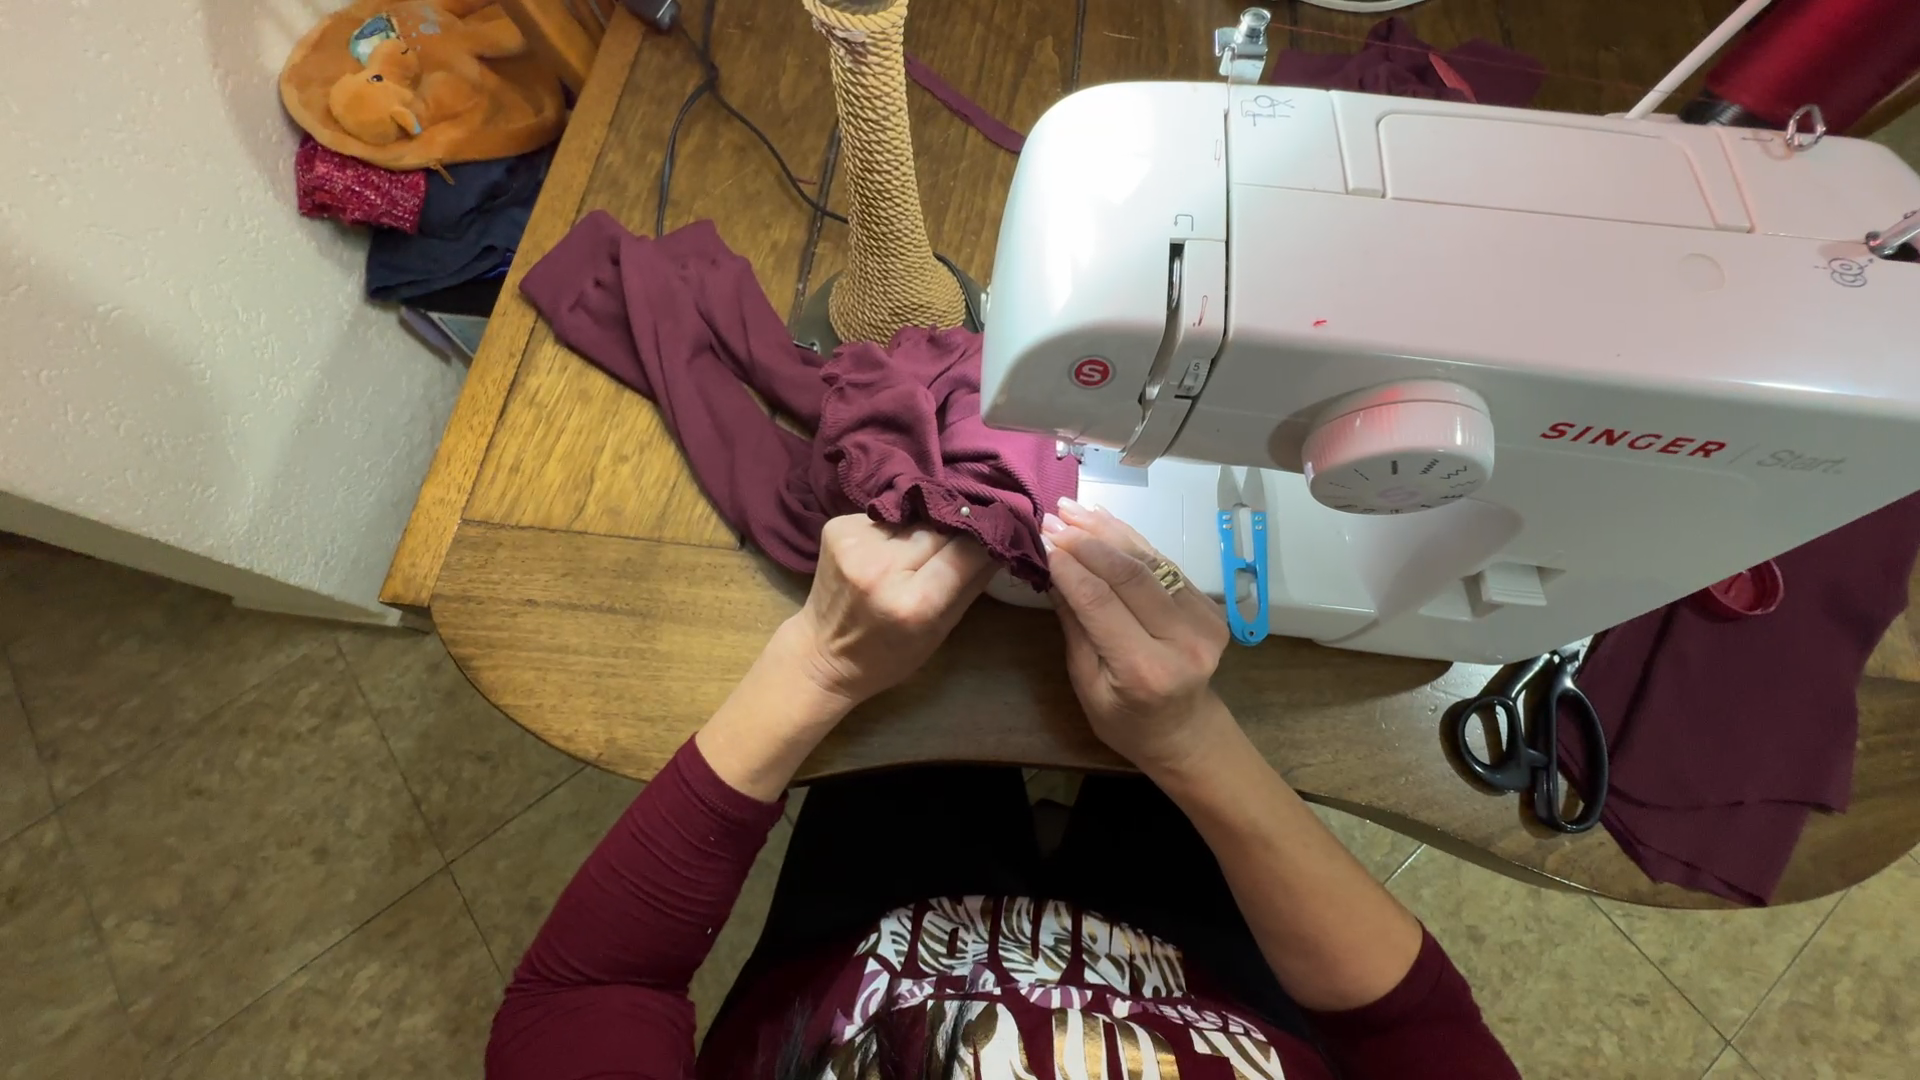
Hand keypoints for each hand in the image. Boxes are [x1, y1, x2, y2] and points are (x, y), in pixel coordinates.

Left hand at [780, 515, 996, 711]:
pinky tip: (889, 547)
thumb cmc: (888, 655)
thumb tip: (1002, 543)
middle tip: (964, 538)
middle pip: (939, 528)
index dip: (986, 538)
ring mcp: (855, 544)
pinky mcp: (837, 528)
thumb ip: (972, 584)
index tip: (999, 531)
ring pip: (913, 516)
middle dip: (956, 531)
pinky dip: (896, 526)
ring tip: (921, 546)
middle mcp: (881, 568)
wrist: (822, 654)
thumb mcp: (940, 632)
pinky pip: (886, 515)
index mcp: (913, 604)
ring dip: (925, 526)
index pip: (966, 551)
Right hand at [1044, 497, 1232, 771]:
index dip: (1070, 566)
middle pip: (1130, 574)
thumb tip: (1052, 567)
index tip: (1042, 539)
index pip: (1101, 603)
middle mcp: (1182, 641)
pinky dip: (1131, 538)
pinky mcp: (1210, 606)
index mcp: (1145, 671)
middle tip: (1052, 518)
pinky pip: (1164, 563)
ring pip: (1149, 561)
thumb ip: (1075, 624)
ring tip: (1071, 509)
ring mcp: (1204, 620)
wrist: (1184, 731)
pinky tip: (1101, 519)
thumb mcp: (1086, 683)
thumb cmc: (1124, 720)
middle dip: (1086, 540)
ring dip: (1107, 530)